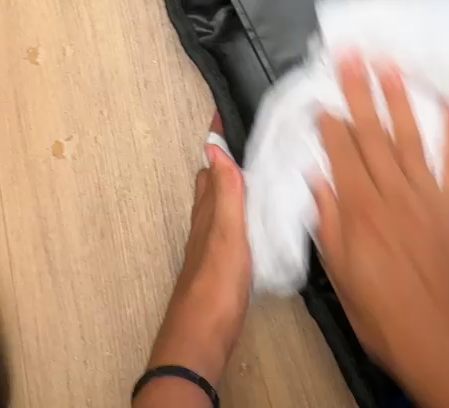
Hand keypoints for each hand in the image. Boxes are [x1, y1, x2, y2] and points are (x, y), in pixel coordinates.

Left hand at [141, 116, 250, 401]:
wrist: (202, 338)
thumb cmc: (214, 288)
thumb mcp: (227, 233)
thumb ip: (225, 192)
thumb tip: (214, 146)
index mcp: (208, 210)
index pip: (212, 163)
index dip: (217, 138)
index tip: (222, 111)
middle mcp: (206, 222)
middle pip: (212, 179)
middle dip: (221, 155)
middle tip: (236, 134)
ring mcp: (211, 242)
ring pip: (217, 200)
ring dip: (228, 180)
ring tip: (243, 166)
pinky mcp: (219, 263)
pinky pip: (226, 223)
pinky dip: (235, 208)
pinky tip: (246, 216)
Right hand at [312, 58, 448, 407]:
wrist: (442, 344)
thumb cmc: (381, 313)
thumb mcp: (340, 272)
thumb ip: (328, 219)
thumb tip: (313, 173)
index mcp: (361, 209)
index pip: (341, 151)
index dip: (330, 120)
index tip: (321, 92)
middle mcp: (394, 193)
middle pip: (372, 133)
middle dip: (360, 90)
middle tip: (352, 54)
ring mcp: (428, 198)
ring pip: (409, 138)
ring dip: (399, 98)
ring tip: (390, 64)